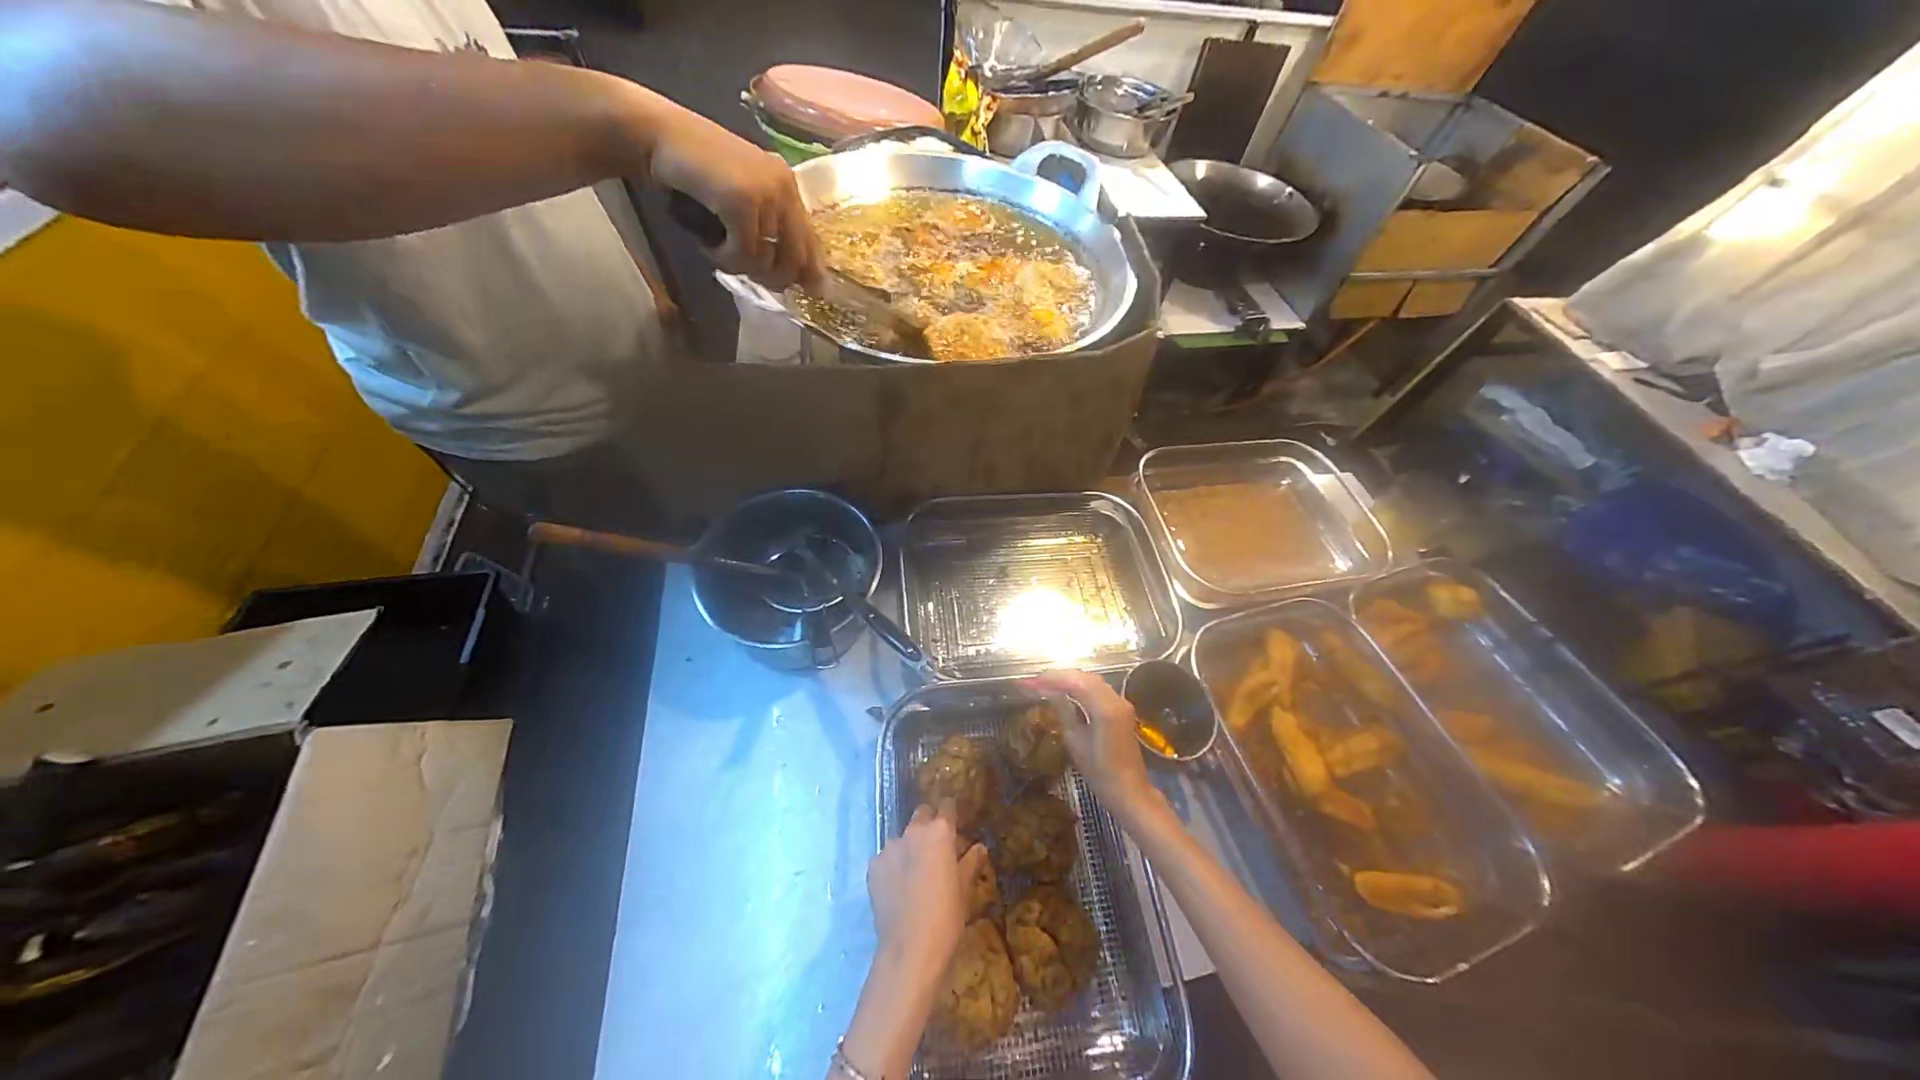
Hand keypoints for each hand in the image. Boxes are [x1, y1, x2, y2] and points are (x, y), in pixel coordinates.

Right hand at [642, 101, 819, 288]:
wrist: (656, 134)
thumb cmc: (693, 169)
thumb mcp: (741, 196)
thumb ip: (766, 225)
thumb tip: (789, 275)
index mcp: (787, 185)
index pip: (811, 241)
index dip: (811, 273)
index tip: (807, 292)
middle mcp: (783, 188)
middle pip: (795, 259)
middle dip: (772, 278)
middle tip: (745, 274)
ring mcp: (765, 193)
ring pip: (767, 261)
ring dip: (740, 268)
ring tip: (718, 253)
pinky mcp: (742, 202)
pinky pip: (743, 254)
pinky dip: (724, 259)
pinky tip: (708, 247)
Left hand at [868, 801, 988, 978]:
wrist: (909, 949)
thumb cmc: (946, 917)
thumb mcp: (963, 889)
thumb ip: (970, 863)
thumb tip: (979, 848)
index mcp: (939, 833)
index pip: (946, 807)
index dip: (951, 813)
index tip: (954, 822)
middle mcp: (912, 833)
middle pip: (921, 815)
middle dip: (929, 824)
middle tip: (936, 847)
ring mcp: (888, 848)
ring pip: (902, 838)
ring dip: (910, 847)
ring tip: (915, 873)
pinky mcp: (873, 866)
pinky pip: (886, 858)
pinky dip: (893, 866)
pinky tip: (898, 888)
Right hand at [1028, 669, 1160, 818]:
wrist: (1128, 790)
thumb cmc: (1099, 772)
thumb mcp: (1075, 741)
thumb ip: (1063, 711)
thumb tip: (1048, 692)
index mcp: (1105, 709)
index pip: (1075, 682)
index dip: (1051, 679)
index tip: (1031, 682)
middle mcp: (1116, 700)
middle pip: (1084, 677)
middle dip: (1059, 676)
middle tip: (1035, 682)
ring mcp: (1121, 703)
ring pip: (1092, 680)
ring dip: (1070, 679)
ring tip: (1046, 684)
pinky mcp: (1121, 709)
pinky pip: (1098, 689)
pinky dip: (1080, 686)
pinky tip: (1066, 691)